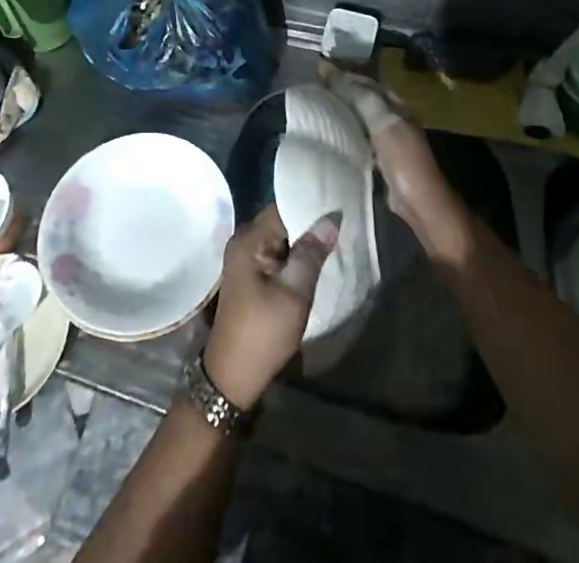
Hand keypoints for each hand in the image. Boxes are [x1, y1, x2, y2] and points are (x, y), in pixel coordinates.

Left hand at [203, 206, 339, 407]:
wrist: (233, 376)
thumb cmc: (263, 333)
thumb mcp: (294, 292)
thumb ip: (311, 253)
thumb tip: (331, 219)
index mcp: (248, 241)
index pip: (283, 207)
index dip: (311, 204)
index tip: (340, 201)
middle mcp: (243, 244)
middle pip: (282, 221)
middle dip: (311, 222)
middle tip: (345, 220)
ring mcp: (246, 261)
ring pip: (282, 239)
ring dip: (306, 240)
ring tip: (338, 236)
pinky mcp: (252, 277)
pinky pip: (278, 255)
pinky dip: (297, 255)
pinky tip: (320, 258)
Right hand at [321, 64, 459, 238]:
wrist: (416, 198)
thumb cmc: (402, 157)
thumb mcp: (384, 122)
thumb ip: (364, 98)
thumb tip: (340, 76)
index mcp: (396, 105)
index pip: (367, 83)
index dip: (344, 74)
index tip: (318, 68)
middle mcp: (393, 118)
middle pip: (363, 98)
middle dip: (341, 89)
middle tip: (313, 86)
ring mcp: (386, 138)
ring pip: (359, 117)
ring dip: (340, 109)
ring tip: (315, 106)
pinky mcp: (379, 158)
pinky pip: (357, 136)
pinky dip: (343, 130)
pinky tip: (327, 134)